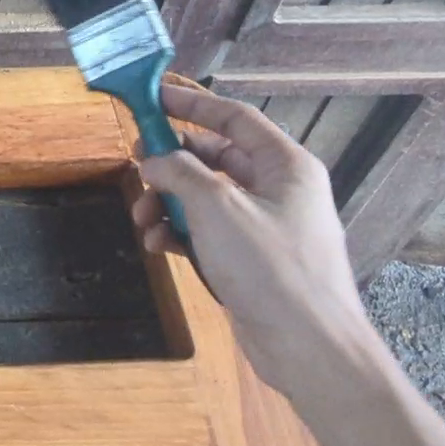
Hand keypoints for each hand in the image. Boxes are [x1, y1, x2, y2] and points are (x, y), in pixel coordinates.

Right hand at [129, 85, 377, 396]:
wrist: (308, 347)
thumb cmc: (270, 266)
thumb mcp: (216, 207)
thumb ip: (179, 171)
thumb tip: (154, 159)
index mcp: (284, 165)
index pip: (234, 118)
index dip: (192, 104)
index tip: (152, 98)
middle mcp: (277, 189)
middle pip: (213, 157)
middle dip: (171, 163)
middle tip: (136, 165)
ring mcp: (264, 224)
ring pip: (204, 195)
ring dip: (167, 202)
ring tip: (142, 220)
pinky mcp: (250, 257)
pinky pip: (207, 229)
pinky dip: (178, 231)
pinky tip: (157, 244)